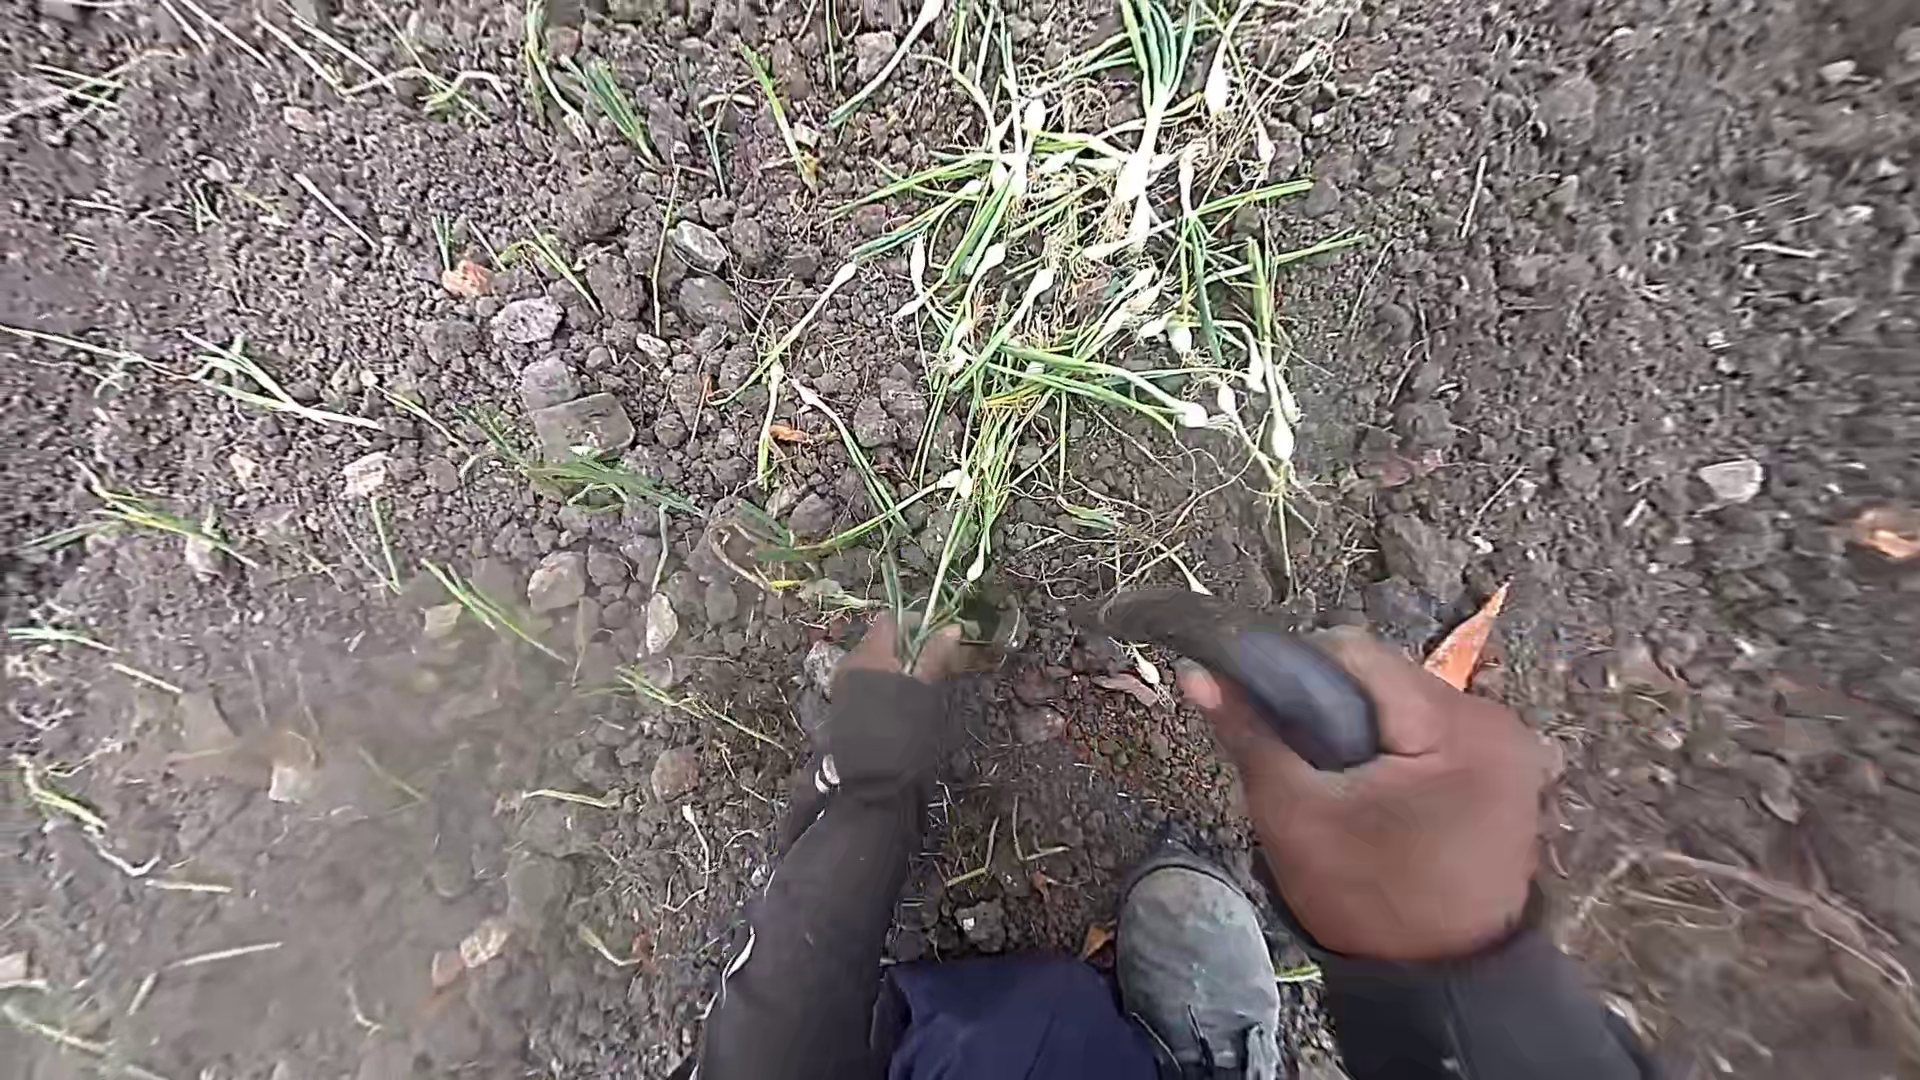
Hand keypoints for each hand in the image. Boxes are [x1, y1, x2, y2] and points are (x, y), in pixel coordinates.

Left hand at [820, 614, 962, 792]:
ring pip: (873, 660)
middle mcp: (849, 663)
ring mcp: (842, 685)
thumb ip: (935, 655)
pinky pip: (864, 679)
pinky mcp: (841, 704)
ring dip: (896, 664)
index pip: (889, 621)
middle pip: (880, 640)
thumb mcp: (925, 691)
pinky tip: (898, 701)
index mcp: (869, 654)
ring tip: (918, 684)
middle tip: (932, 664)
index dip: (914, 624)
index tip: (935, 640)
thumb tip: (952, 627)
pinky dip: (883, 681)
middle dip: (906, 646)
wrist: (872, 783)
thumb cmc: (903, 733)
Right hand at [1179, 628, 1546, 961]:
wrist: (1437, 982)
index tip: (1263, 706)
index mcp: (1454, 728)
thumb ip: (1243, 728)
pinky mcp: (1497, 764)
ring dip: (1346, 713)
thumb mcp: (1288, 806)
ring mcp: (1503, 744)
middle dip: (1321, 697)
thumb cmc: (1362, 894)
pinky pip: (1417, 719)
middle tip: (1293, 745)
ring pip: (1391, 691)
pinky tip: (1357, 771)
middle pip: (1375, 670)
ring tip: (1322, 762)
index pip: (1352, 651)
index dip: (1292, 668)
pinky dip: (1376, 733)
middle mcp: (1493, 722)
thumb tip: (1193, 672)